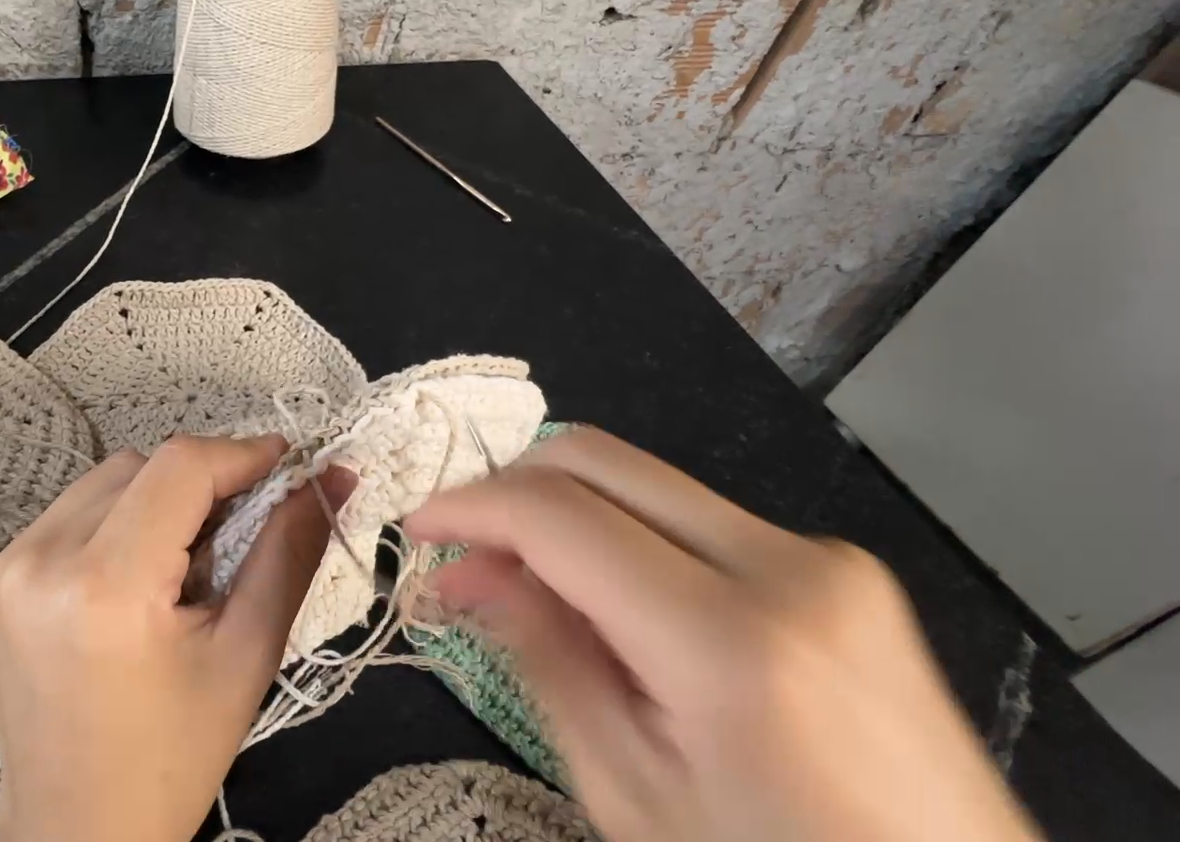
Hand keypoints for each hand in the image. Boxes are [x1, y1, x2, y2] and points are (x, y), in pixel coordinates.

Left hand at [0, 435, 353, 841]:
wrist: (75, 828)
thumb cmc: (174, 755)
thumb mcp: (247, 654)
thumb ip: (290, 551)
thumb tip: (334, 474)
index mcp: (107, 587)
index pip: (180, 467)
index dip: (242, 454)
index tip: (289, 468)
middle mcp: (42, 559)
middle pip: (143, 466)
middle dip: (203, 484)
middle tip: (238, 534)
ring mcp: (8, 564)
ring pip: (107, 480)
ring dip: (158, 499)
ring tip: (183, 564)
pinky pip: (73, 510)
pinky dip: (118, 520)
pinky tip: (137, 576)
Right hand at [405, 427, 1041, 841]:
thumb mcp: (630, 792)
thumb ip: (544, 656)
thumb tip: (468, 568)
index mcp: (729, 639)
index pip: (558, 515)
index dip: (469, 506)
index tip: (414, 527)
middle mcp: (785, 564)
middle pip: (599, 460)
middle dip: (509, 487)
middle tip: (460, 548)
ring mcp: (822, 557)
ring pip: (642, 481)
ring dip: (562, 511)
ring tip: (523, 582)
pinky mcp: (837, 567)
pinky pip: (691, 517)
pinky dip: (621, 535)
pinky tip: (608, 600)